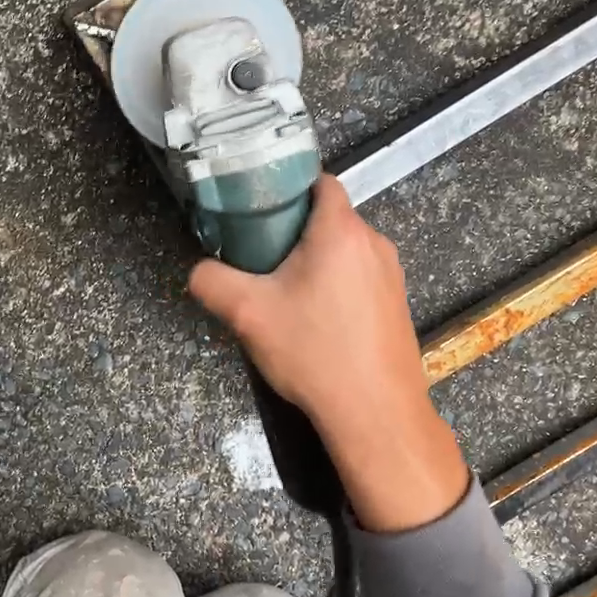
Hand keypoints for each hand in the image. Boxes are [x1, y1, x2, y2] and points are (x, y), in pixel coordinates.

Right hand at [188, 176, 468, 531]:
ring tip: (283, 290)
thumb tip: (199, 271)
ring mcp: (391, 274)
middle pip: (328, 216)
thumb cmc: (315, 353)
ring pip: (344, 248)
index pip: (320, 181)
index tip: (258, 206)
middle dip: (293, 229)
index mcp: (341, 231)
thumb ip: (211, 281)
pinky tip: (314, 318)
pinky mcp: (397, 303)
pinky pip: (360, 275)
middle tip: (259, 255)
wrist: (376, 415)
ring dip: (315, 259)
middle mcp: (373, 243)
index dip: (288, 185)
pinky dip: (336, 283)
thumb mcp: (247, 314)